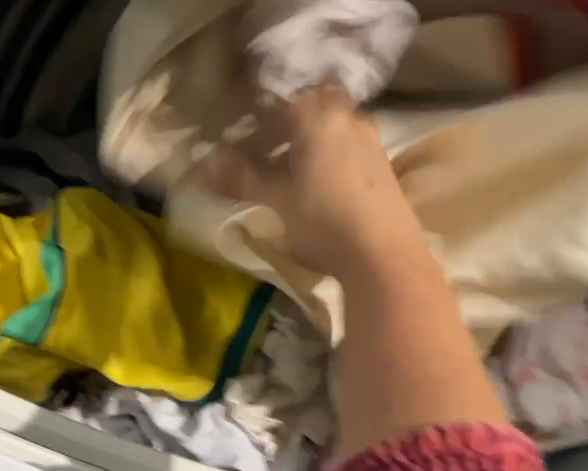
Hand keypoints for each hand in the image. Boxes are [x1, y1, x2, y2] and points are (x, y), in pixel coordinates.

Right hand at [202, 85, 427, 282]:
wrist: (382, 252)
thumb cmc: (322, 222)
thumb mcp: (275, 201)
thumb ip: (241, 177)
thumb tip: (205, 162)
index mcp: (318, 117)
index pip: (277, 100)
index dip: (250, 114)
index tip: (231, 131)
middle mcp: (346, 116)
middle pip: (304, 108)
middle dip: (276, 124)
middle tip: (254, 147)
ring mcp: (366, 136)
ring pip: (325, 124)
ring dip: (299, 138)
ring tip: (278, 167)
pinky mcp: (377, 160)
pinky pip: (340, 141)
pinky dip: (319, 150)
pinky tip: (309, 178)